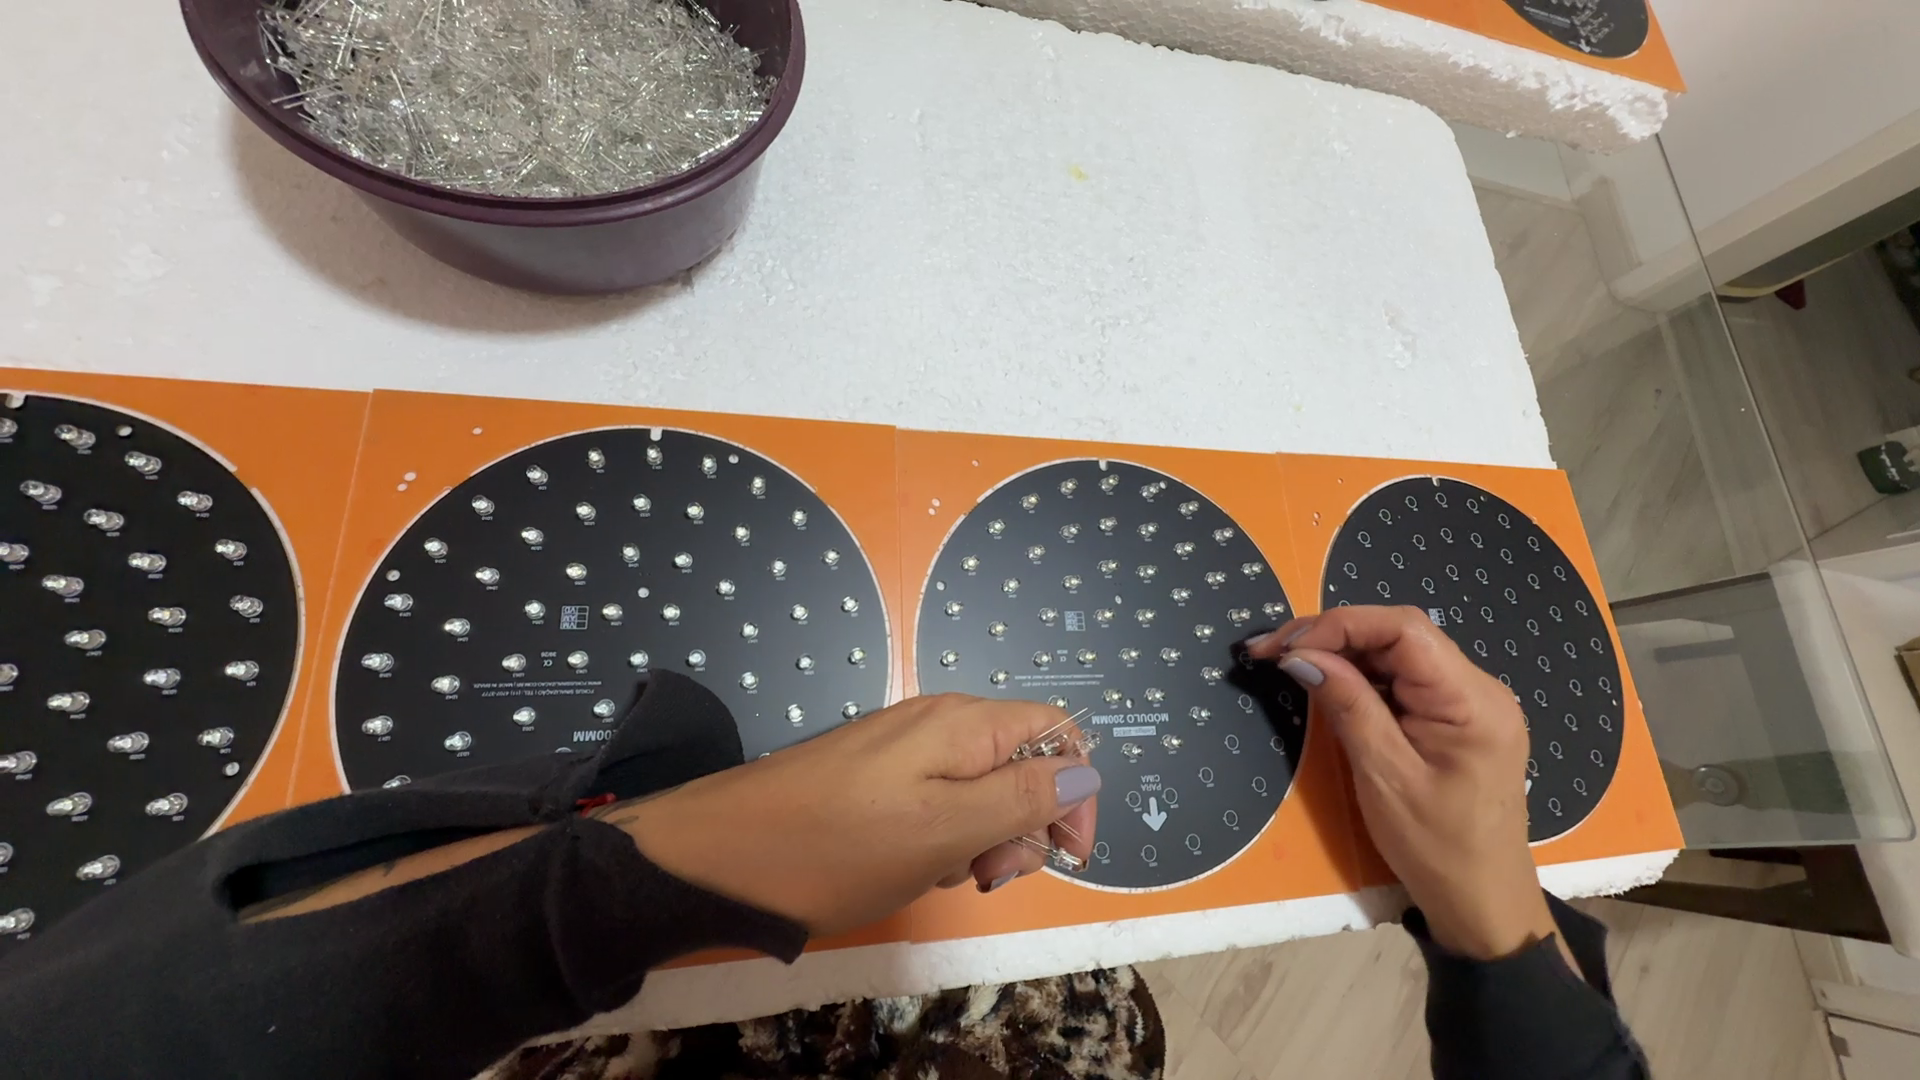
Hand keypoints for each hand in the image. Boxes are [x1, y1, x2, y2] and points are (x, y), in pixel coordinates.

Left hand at [604, 694, 1101, 935]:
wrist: (722, 851)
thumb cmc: (840, 844)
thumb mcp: (945, 829)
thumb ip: (1022, 796)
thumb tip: (1085, 772)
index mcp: (966, 724)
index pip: (1057, 732)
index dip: (1076, 790)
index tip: (1065, 855)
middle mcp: (942, 723)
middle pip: (1022, 761)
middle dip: (1024, 822)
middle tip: (988, 872)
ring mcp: (906, 748)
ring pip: (981, 788)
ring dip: (983, 836)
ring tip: (944, 874)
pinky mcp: (879, 774)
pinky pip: (939, 800)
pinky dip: (945, 836)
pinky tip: (915, 867)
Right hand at [1247, 606, 1567, 966]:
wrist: (1481, 901)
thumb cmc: (1435, 845)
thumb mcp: (1383, 774)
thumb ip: (1347, 704)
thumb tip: (1298, 655)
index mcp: (1471, 700)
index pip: (1403, 629)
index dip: (1338, 624)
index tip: (1285, 647)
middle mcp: (1477, 687)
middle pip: (1397, 633)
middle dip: (1330, 633)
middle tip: (1271, 651)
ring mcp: (1466, 700)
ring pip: (1393, 651)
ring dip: (1337, 651)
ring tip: (1285, 662)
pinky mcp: (1450, 715)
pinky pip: (1398, 676)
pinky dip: (1355, 673)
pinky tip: (1322, 680)